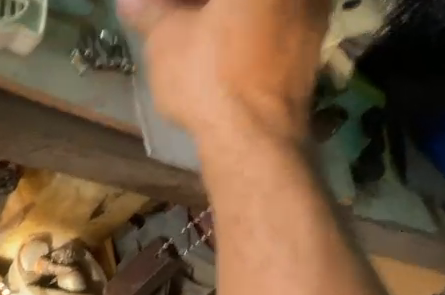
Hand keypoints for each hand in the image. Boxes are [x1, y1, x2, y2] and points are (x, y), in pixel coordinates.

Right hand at [120, 0, 328, 147]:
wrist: (253, 131)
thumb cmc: (206, 76)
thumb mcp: (164, 41)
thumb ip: (150, 12)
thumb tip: (130, 2)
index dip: (176, 5)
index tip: (157, 12)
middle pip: (231, 0)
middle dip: (198, 6)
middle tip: (173, 19)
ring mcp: (312, 6)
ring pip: (257, 8)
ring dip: (226, 17)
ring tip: (197, 35)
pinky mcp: (314, 37)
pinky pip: (274, 22)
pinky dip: (248, 30)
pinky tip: (226, 51)